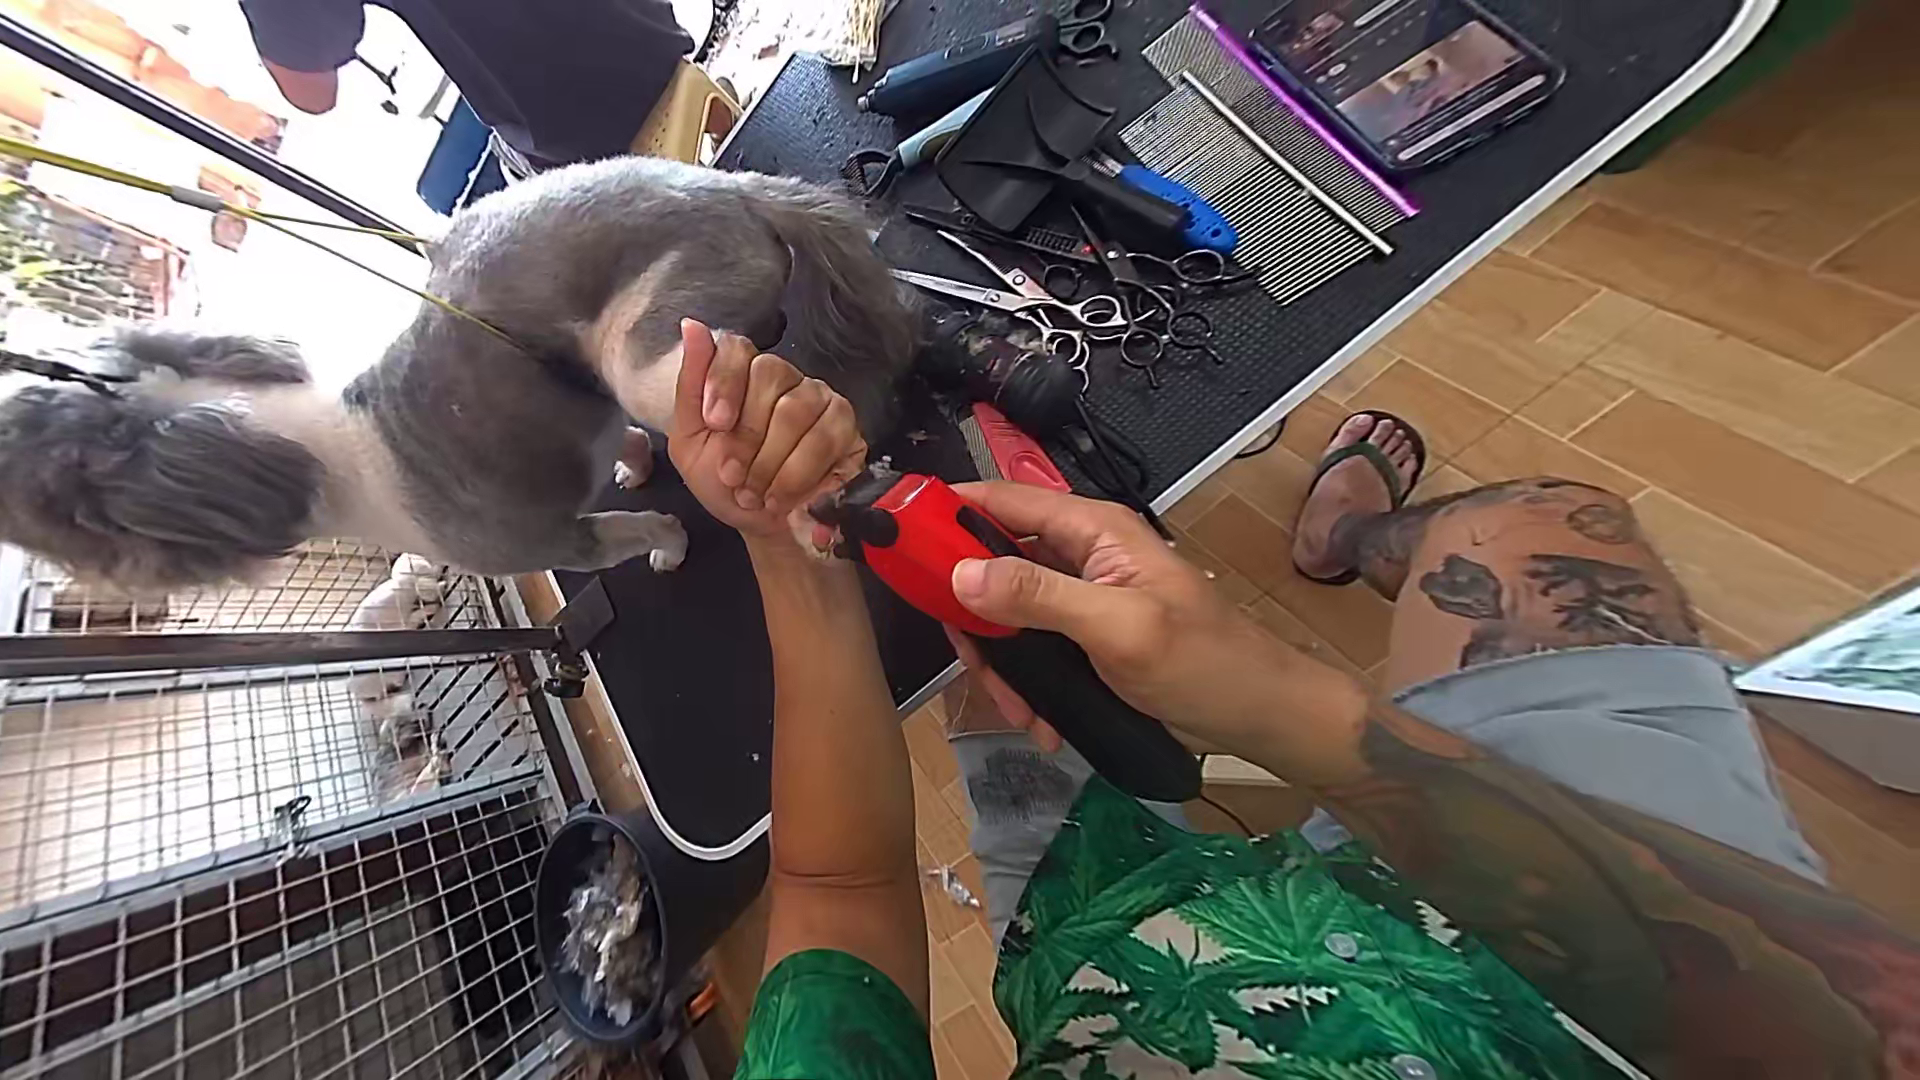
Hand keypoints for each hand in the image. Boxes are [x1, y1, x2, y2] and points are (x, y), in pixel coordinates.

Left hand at [668, 320, 866, 539]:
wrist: (760, 526)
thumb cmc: (725, 483)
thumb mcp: (691, 442)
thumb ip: (690, 387)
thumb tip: (691, 326)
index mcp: (747, 375)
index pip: (739, 349)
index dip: (725, 382)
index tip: (716, 424)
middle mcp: (790, 381)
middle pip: (772, 379)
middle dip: (748, 438)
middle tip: (734, 478)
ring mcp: (824, 402)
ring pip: (799, 411)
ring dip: (772, 463)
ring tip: (758, 495)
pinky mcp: (849, 432)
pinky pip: (828, 441)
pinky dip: (801, 475)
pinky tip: (786, 498)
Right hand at [943, 482, 1365, 774]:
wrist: (1257, 716)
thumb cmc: (1201, 663)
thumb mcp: (1118, 628)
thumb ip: (1039, 597)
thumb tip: (959, 575)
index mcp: (1090, 529)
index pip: (1002, 500)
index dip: (948, 510)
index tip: (900, 541)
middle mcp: (1076, 553)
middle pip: (993, 562)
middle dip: (976, 616)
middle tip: (972, 663)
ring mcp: (1076, 597)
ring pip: (1006, 613)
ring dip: (1002, 662)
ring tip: (1022, 712)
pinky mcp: (1079, 634)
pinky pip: (1030, 647)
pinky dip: (1027, 682)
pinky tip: (1043, 721)